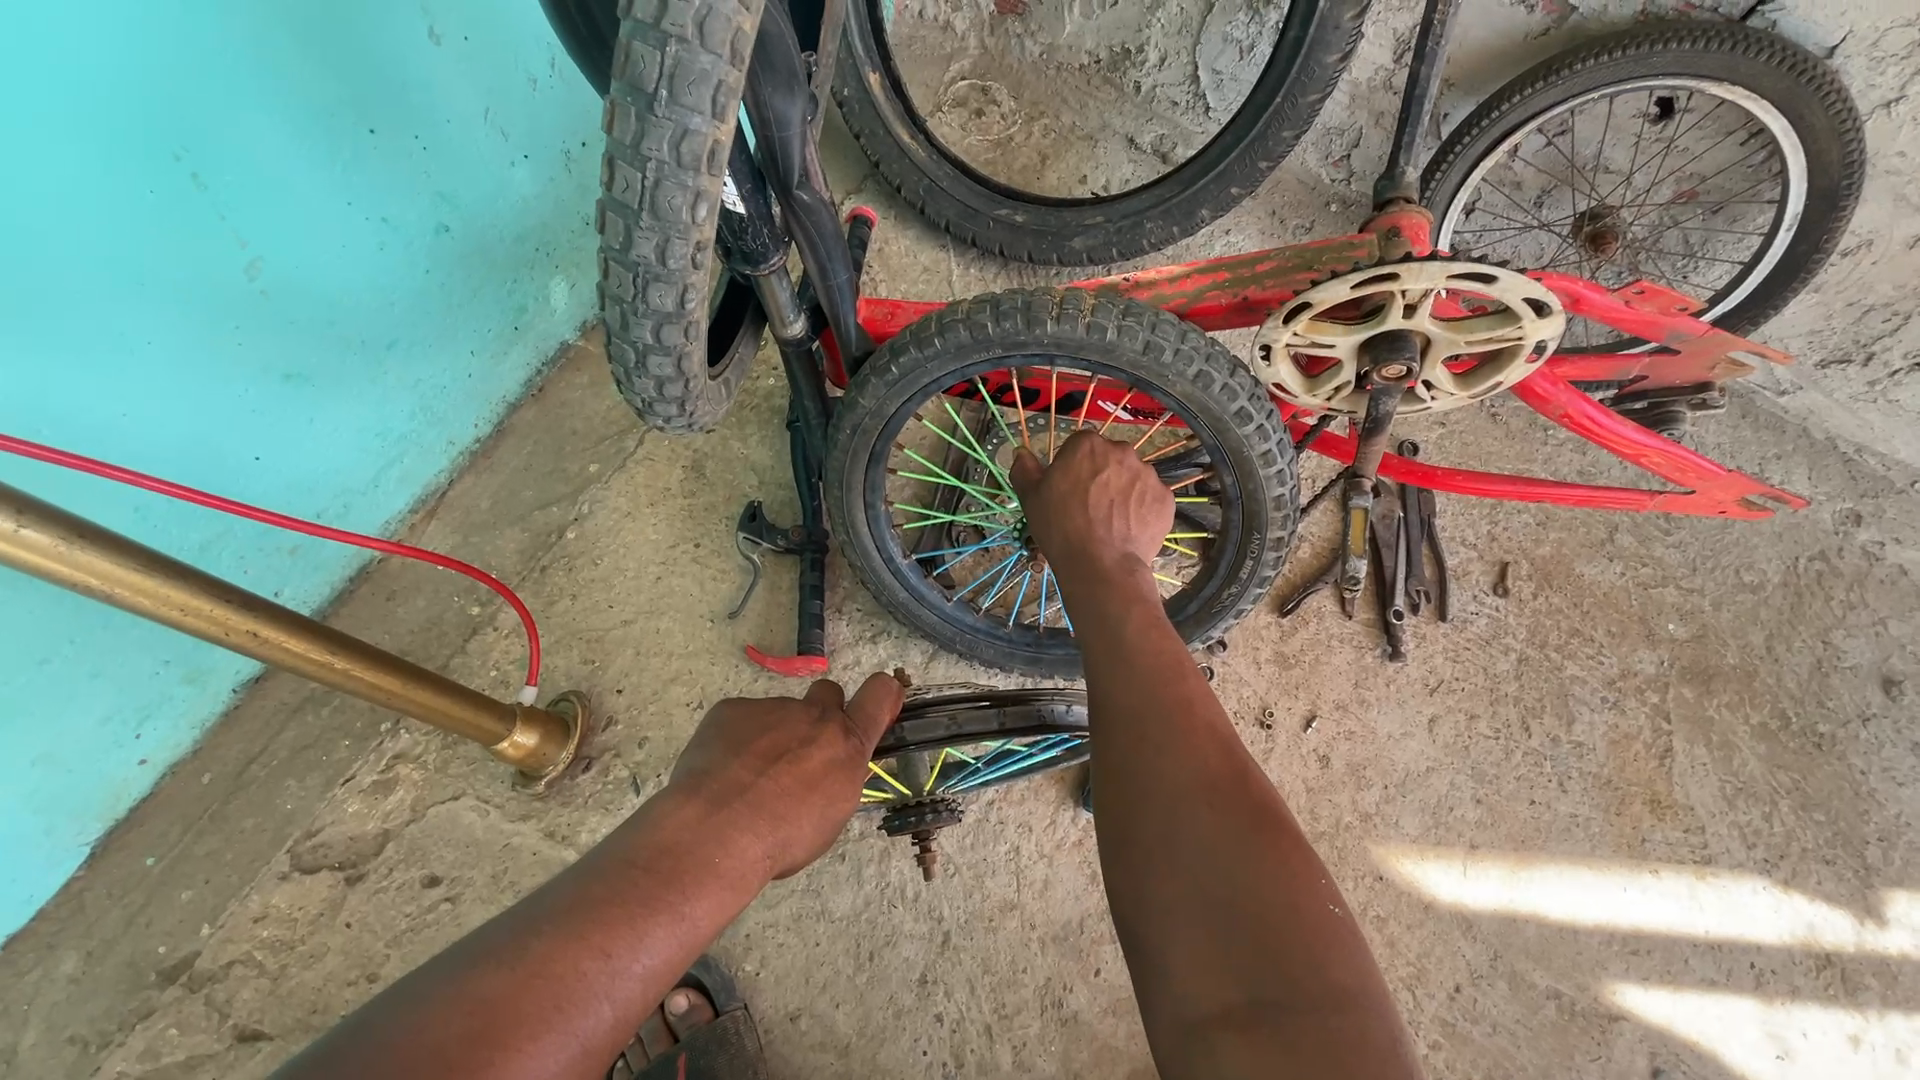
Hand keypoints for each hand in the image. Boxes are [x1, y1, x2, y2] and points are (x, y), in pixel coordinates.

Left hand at [668, 674, 904, 879]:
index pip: (879, 695)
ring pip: (779, 714)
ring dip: (771, 737)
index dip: (882, 694)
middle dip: (819, 716)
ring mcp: (771, 707)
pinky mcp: (731, 709)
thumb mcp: (830, 814)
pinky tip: (722, 772)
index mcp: (846, 744)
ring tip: (746, 778)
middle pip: (828, 694)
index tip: (877, 703)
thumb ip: (838, 777)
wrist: (715, 832)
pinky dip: (736, 740)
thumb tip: (831, 768)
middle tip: (799, 753)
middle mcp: (814, 716)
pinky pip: (741, 719)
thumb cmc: (781, 839)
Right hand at [1011, 431, 1172, 592]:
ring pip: (1131, 477)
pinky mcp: (1165, 498)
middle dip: (1100, 476)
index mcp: (1087, 445)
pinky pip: (1150, 498)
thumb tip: (1022, 453)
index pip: (1079, 445)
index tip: (1068, 488)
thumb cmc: (1061, 528)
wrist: (1102, 566)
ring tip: (1109, 521)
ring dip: (1122, 491)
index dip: (1072, 466)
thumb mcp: (1031, 498)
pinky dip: (1140, 510)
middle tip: (1088, 506)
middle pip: (1108, 458)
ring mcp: (1147, 474)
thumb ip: (1025, 469)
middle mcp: (1121, 451)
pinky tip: (1126, 529)